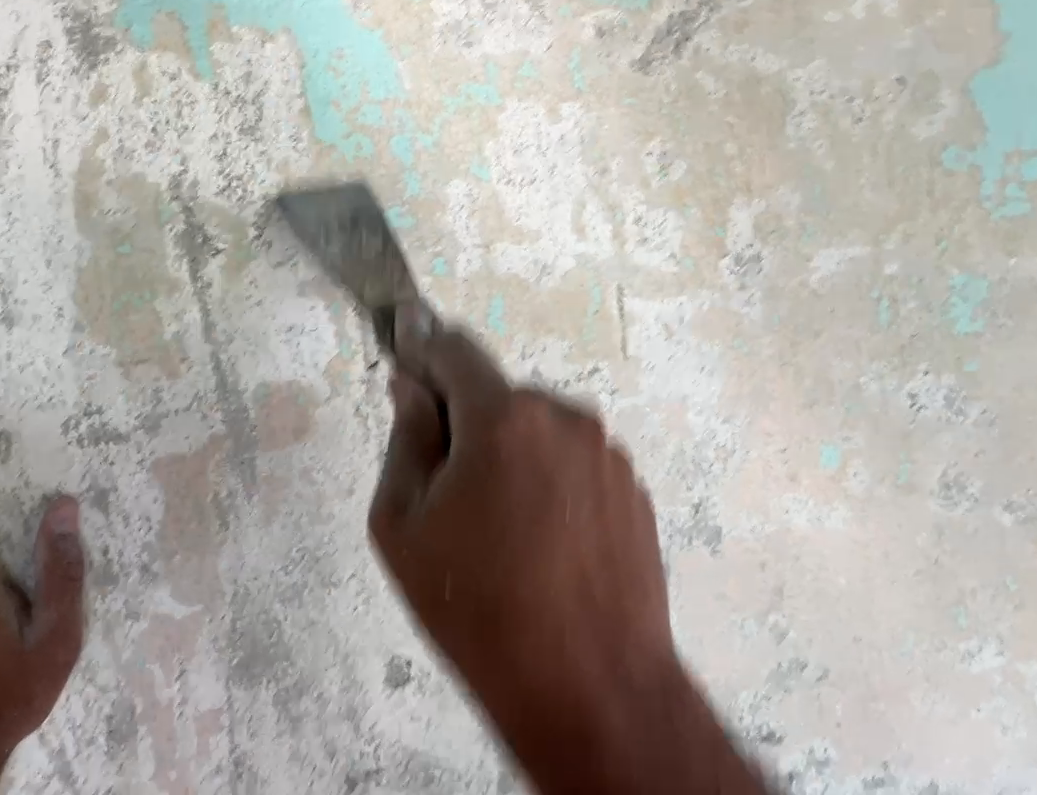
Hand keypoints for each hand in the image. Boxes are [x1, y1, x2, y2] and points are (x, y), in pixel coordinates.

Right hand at [369, 304, 764, 793]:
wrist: (590, 688)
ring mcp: (608, 454)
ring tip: (501, 534)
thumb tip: (410, 388)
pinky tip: (543, 548)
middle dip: (466, 425)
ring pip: (535, 433)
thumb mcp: (401, 523)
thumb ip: (405, 439)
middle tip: (448, 497)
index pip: (453, 348)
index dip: (421, 352)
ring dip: (510, 457)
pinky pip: (572, 466)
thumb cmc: (475, 604)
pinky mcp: (635, 491)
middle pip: (496, 397)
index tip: (403, 369)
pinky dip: (548, 485)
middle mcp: (564, 417)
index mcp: (503, 416)